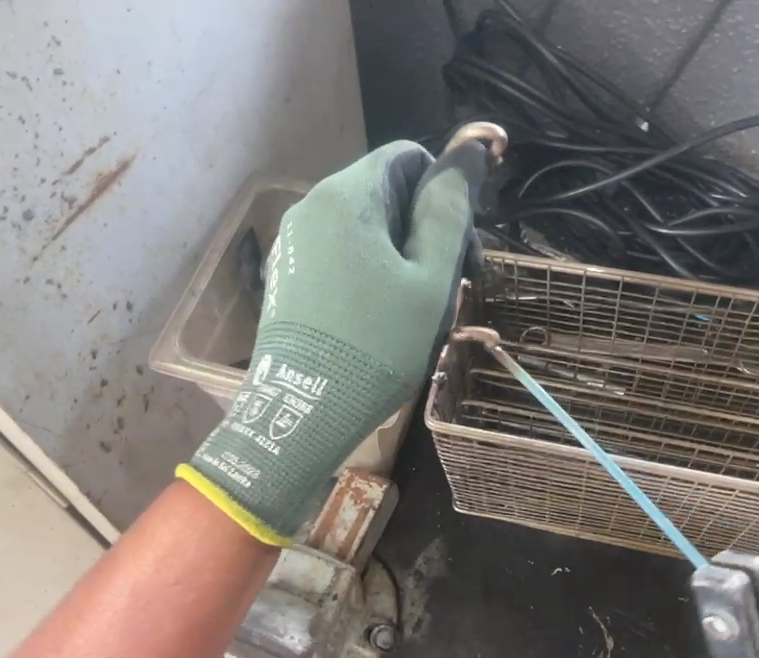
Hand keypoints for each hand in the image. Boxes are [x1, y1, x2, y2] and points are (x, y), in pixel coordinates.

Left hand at [178, 140, 485, 542]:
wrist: (306, 411)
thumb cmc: (379, 345)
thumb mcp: (430, 279)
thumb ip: (450, 210)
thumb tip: (472, 145)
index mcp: (346, 195)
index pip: (409, 158)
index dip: (446, 196)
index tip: (462, 253)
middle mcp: (310, 207)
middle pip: (385, 194)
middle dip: (425, 233)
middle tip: (451, 291)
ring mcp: (292, 245)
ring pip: (364, 231)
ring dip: (401, 260)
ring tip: (417, 314)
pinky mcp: (286, 279)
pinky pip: (339, 258)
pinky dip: (369, 276)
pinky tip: (381, 321)